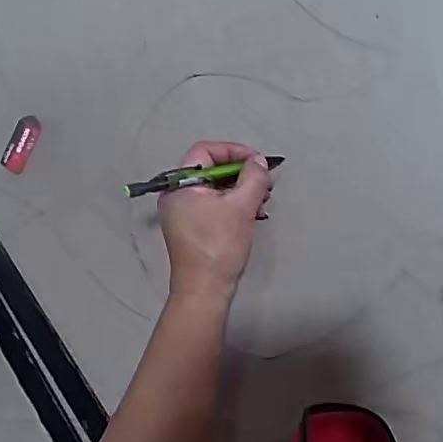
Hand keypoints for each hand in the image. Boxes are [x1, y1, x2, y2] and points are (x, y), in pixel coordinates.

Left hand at [159, 141, 274, 302]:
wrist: (204, 290)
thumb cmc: (218, 246)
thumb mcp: (241, 206)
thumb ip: (253, 177)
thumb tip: (259, 161)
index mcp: (180, 185)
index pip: (206, 151)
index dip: (234, 151)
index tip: (257, 162)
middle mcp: (177, 195)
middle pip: (212, 169)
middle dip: (242, 173)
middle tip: (265, 183)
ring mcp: (183, 213)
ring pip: (216, 189)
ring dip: (242, 190)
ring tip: (264, 201)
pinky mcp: (193, 228)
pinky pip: (214, 205)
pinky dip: (234, 204)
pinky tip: (255, 212)